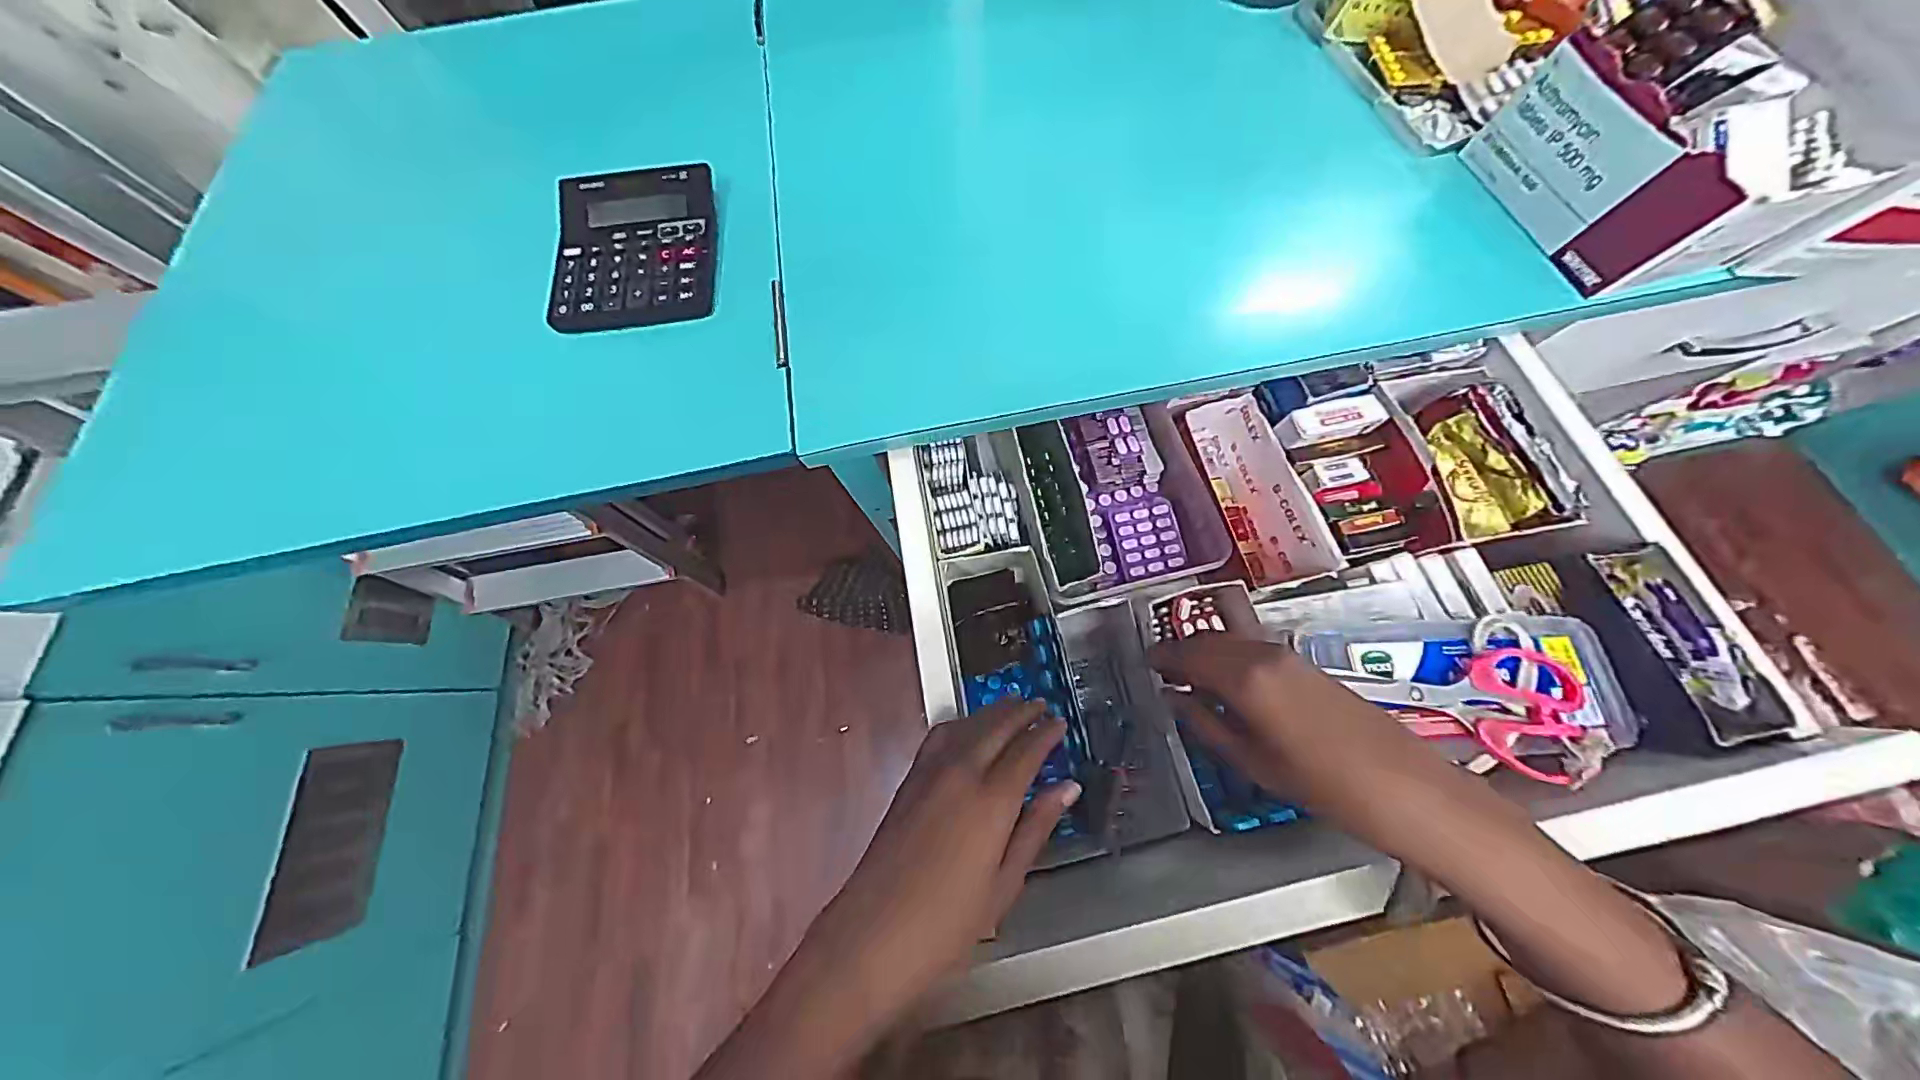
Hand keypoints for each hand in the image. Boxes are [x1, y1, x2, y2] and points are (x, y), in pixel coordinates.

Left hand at [806, 698, 1081, 1001]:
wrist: (873, 933)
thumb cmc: (947, 923)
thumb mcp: (1005, 882)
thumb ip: (1036, 827)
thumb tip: (1066, 789)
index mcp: (991, 800)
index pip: (1027, 750)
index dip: (1046, 733)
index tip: (1060, 724)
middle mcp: (960, 774)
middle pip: (996, 726)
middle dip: (1021, 712)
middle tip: (1040, 705)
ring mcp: (929, 773)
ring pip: (967, 725)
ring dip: (992, 712)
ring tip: (1011, 707)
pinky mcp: (908, 780)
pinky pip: (940, 736)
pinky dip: (962, 724)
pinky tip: (967, 730)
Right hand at [1149, 634, 1419, 804]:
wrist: (1403, 786)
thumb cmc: (1322, 783)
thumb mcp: (1251, 761)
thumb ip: (1206, 724)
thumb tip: (1176, 700)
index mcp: (1245, 676)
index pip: (1189, 653)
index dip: (1163, 656)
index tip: (1146, 662)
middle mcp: (1264, 654)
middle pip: (1210, 639)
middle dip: (1182, 649)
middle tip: (1162, 667)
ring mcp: (1288, 656)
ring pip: (1232, 640)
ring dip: (1207, 651)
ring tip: (1189, 675)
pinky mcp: (1306, 665)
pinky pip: (1254, 649)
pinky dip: (1231, 657)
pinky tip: (1227, 681)